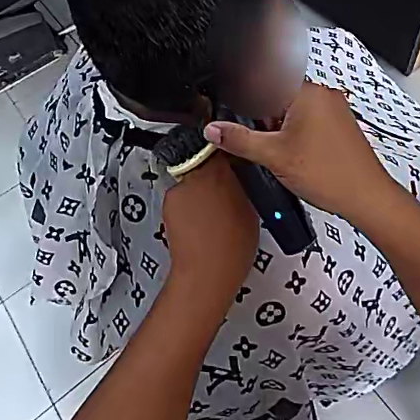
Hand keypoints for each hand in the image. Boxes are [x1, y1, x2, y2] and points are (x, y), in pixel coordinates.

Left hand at [161, 155, 259, 295]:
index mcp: (223, 173)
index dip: (230, 155)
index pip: (223, 148)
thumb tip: (241, 179)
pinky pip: (181, 196)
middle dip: (215, 174)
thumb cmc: (232, 246)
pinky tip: (200, 221)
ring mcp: (181, 190)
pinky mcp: (168, 204)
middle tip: (226, 192)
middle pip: (206, 163)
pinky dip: (189, 204)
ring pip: (193, 180)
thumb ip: (243, 186)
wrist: (206, 271)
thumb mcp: (251, 209)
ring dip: (201, 190)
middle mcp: (199, 177)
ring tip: (213, 213)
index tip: (234, 161)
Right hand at [203, 82, 402, 223]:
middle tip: (265, 144)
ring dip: (281, 129)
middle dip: (265, 119)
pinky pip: (310, 121)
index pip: (266, 82)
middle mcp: (324, 95)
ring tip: (285, 155)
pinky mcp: (340, 126)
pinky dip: (297, 136)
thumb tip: (215, 129)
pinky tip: (297, 157)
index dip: (248, 103)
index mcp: (308, 93)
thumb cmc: (333, 175)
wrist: (366, 196)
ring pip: (294, 110)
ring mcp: (335, 110)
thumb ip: (239, 139)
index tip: (239, 120)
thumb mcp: (274, 156)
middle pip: (279, 96)